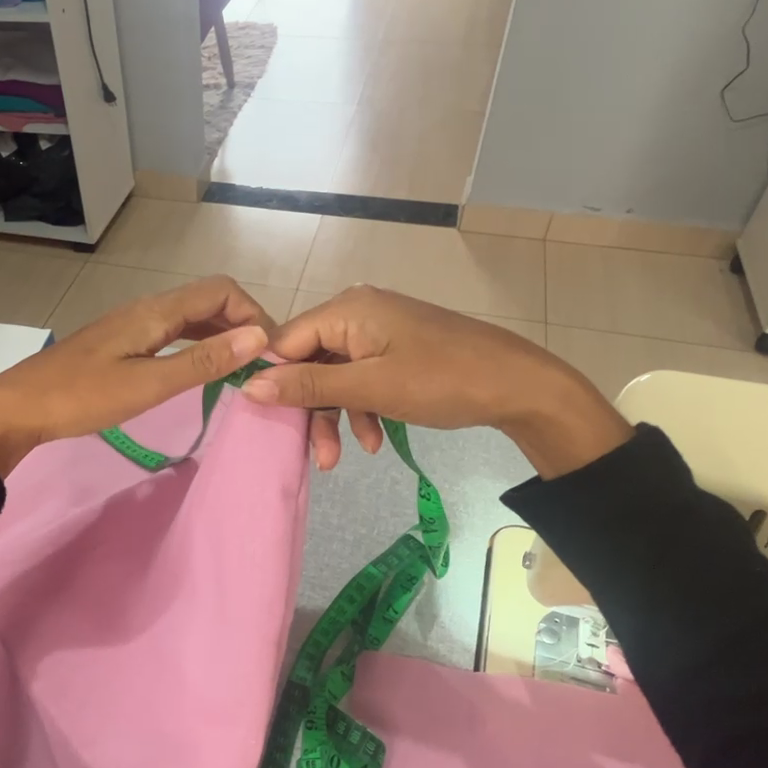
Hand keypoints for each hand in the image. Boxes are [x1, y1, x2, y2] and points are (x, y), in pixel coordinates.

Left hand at [0, 275, 275, 475]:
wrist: (19, 408)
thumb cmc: (81, 398)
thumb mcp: (148, 384)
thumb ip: (202, 362)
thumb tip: (258, 337)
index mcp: (156, 312)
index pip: (222, 291)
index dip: (254, 314)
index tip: (273, 353)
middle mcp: (148, 309)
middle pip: (209, 300)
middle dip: (243, 324)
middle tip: (265, 365)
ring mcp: (134, 325)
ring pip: (191, 317)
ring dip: (222, 336)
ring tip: (243, 371)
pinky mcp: (123, 342)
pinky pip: (174, 333)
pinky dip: (198, 346)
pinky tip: (202, 371)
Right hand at [241, 286, 631, 478]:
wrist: (518, 386)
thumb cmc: (441, 381)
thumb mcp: (370, 388)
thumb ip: (308, 386)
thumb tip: (249, 385)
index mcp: (347, 309)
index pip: (285, 342)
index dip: (275, 382)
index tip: (269, 423)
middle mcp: (358, 312)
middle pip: (309, 362)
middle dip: (311, 410)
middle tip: (316, 456)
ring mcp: (379, 331)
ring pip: (335, 376)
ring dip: (337, 417)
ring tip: (343, 458)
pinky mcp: (396, 350)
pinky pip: (362, 378)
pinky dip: (363, 409)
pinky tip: (377, 439)